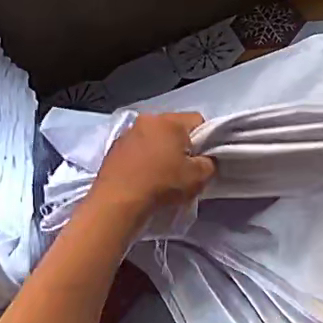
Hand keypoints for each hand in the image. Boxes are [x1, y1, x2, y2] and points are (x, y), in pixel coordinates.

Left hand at [87, 112, 215, 217]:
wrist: (118, 202)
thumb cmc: (162, 184)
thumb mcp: (198, 178)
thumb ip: (209, 164)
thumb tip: (206, 161)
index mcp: (169, 121)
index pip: (198, 120)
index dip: (206, 139)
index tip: (202, 159)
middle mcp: (147, 120)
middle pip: (173, 128)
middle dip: (181, 144)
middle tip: (184, 168)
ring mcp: (127, 133)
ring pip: (153, 138)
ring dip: (159, 151)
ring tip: (161, 174)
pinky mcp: (113, 149)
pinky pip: (136, 149)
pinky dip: (142, 159)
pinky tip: (143, 177)